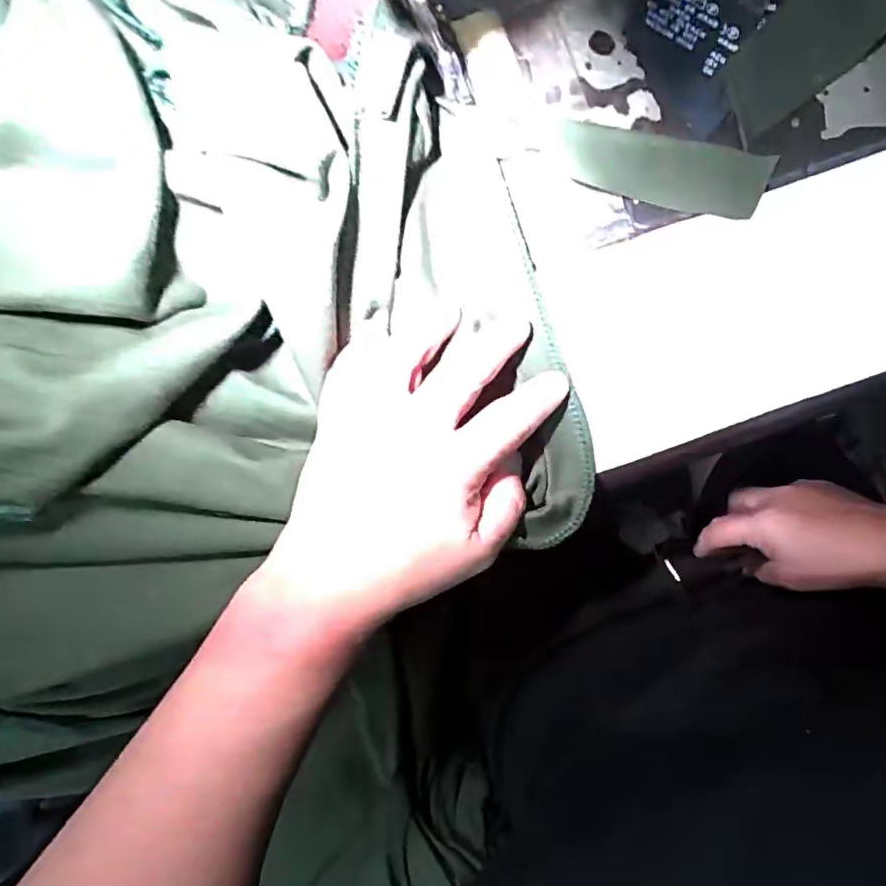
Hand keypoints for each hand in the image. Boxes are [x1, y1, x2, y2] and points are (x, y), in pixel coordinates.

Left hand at [254, 310, 569, 634]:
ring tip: (450, 307)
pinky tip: (379, 329)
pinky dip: (365, 345)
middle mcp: (412, 430)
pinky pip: (351, 370)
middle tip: (517, 323)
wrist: (327, 578)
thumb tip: (509, 462)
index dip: (538, 399)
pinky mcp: (338, 421)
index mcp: (453, 465)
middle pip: (462, 372)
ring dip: (430, 327)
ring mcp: (369, 420)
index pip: (507, 421)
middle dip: (495, 343)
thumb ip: (507, 505)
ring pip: (402, 356)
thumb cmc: (411, 568)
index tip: (558, 380)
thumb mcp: (479, 552)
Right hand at [692, 480, 885, 591]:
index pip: (719, 528)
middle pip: (735, 501)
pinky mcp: (819, 485)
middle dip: (728, 520)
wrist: (883, 540)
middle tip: (734, 542)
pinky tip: (797, 525)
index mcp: (761, 522)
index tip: (701, 554)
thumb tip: (750, 563)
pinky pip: (786, 492)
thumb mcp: (789, 577)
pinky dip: (780, 506)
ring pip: (762, 494)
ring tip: (767, 534)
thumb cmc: (832, 564)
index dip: (704, 542)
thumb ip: (760, 569)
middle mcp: (773, 497)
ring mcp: (798, 486)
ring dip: (755, 511)